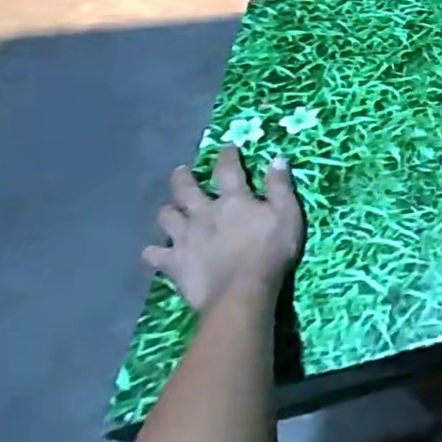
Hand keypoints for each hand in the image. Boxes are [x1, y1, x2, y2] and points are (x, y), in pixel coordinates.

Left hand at [144, 145, 304, 310]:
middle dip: (182, 177)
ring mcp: (184, 238)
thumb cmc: (270, 251)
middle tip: (181, 171)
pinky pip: (154, 254)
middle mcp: (203, 213)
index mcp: (232, 200)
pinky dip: (154, 251)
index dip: (227, 156)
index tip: (227, 148)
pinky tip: (155, 251)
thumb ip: (280, 186)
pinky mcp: (173, 263)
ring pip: (166, 217)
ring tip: (170, 209)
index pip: (227, 170)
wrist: (241, 292)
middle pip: (186, 189)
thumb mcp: (288, 214)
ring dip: (167, 210)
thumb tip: (277, 158)